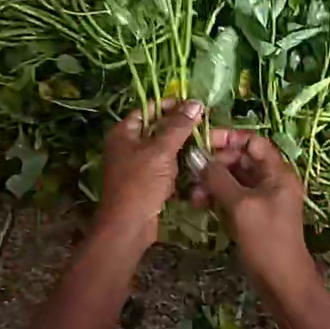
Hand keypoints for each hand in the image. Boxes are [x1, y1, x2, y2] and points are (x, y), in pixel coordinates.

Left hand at [96, 99, 202, 247]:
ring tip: (206, 143)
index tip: (196, 105)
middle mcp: (127, 145)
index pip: (149, 108)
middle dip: (180, 127)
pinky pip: (164, 166)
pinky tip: (196, 164)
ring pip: (163, 149)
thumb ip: (179, 126)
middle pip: (157, 128)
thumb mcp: (161, 151)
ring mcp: (136, 164)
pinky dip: (178, 165)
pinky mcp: (146, 181)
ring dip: (182, 148)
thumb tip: (196, 102)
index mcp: (124, 132)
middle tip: (206, 125)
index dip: (171, 105)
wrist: (128, 226)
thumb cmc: (140, 183)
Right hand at [192, 129, 316, 291]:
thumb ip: (219, 179)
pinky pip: (232, 196)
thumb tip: (198, 158)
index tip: (202, 142)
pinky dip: (216, 197)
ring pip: (233, 179)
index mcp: (277, 172)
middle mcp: (271, 180)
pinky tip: (199, 205)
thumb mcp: (241, 206)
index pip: (253, 141)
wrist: (282, 282)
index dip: (228, 138)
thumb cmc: (267, 240)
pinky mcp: (253, 214)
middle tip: (192, 173)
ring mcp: (262, 198)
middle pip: (240, 159)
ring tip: (193, 195)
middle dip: (215, 164)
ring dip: (212, 182)